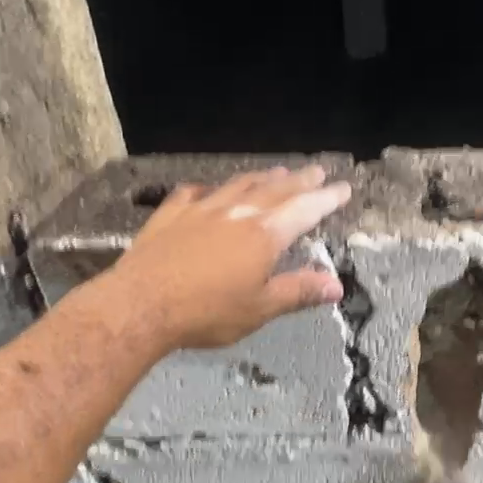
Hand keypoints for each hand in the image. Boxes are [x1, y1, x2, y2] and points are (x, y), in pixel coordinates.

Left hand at [101, 166, 351, 350]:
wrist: (139, 305)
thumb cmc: (206, 312)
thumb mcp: (260, 309)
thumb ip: (298, 291)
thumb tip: (336, 285)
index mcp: (264, 236)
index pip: (304, 210)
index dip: (326, 199)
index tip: (342, 188)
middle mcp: (236, 214)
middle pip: (275, 190)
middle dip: (299, 180)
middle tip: (316, 170)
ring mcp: (201, 210)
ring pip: (238, 185)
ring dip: (262, 178)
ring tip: (277, 172)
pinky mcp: (170, 216)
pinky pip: (194, 194)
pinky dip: (210, 190)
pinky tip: (208, 191)